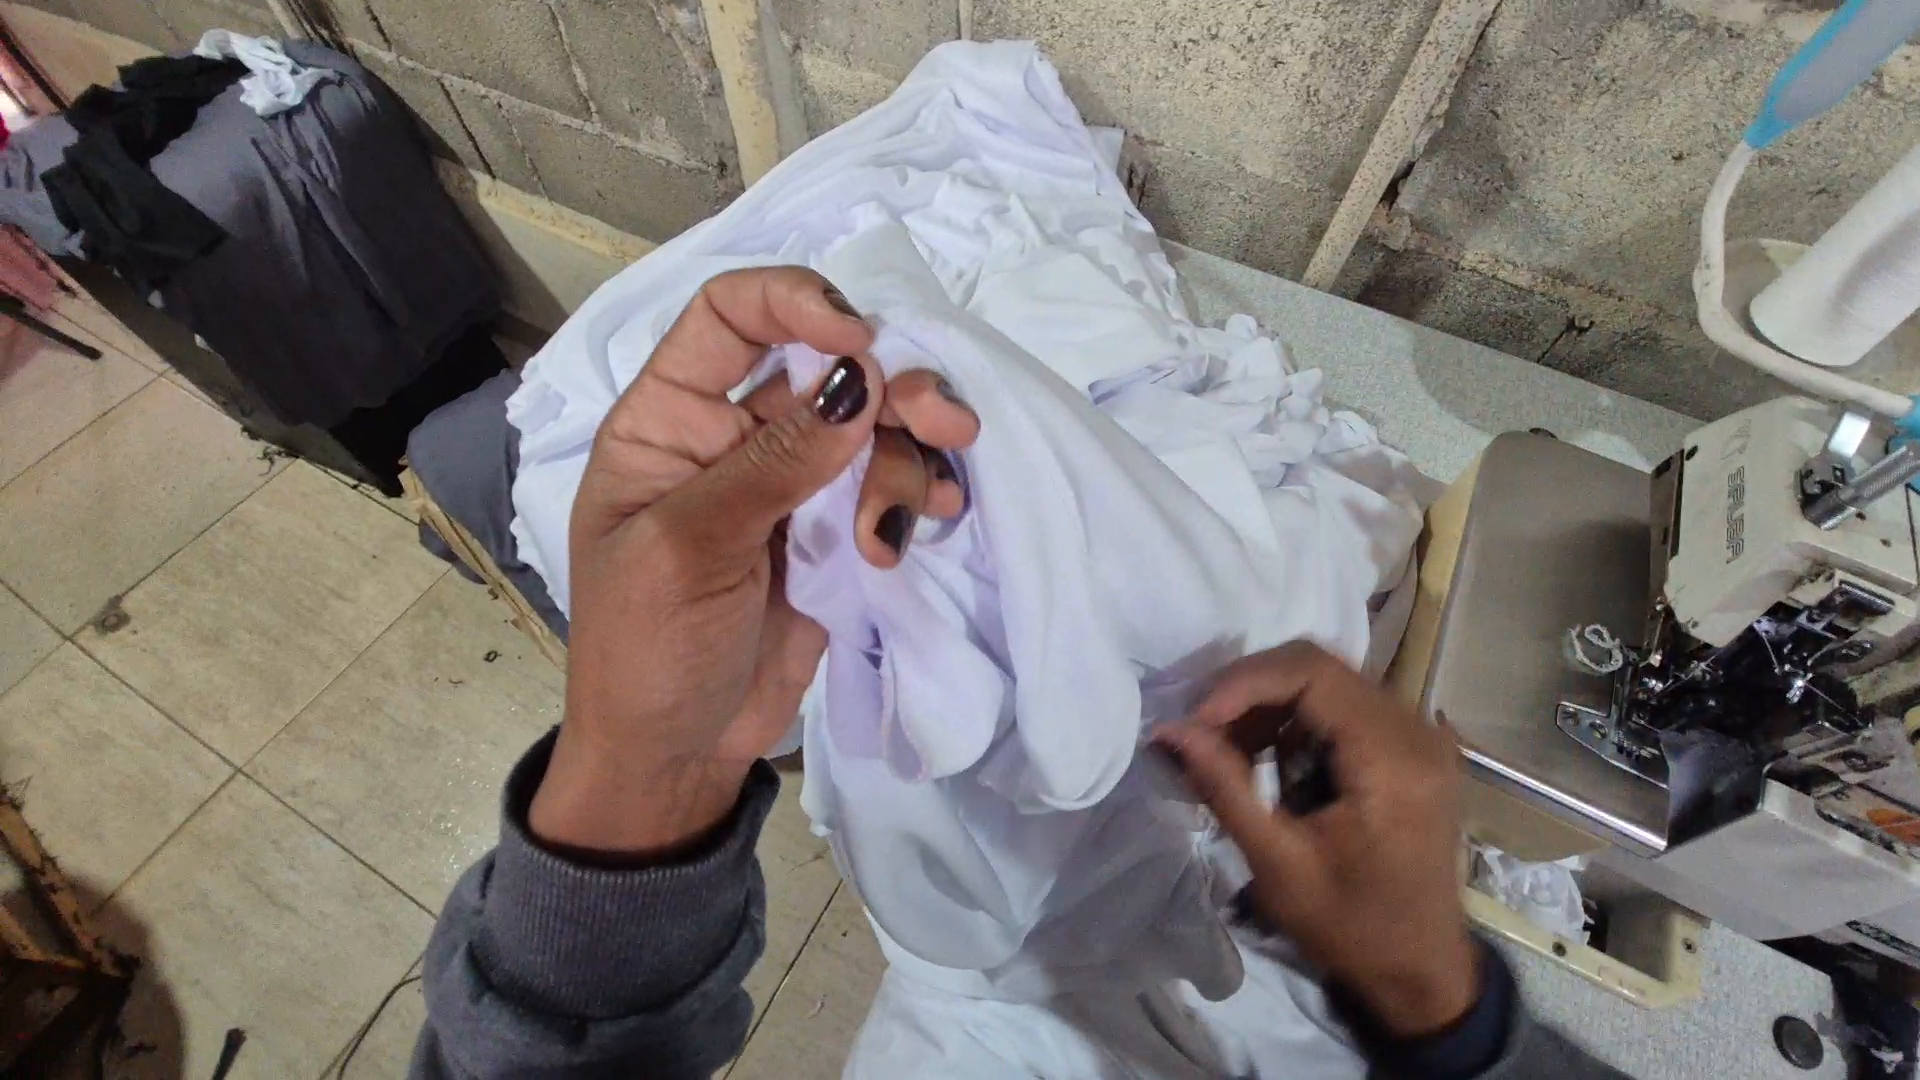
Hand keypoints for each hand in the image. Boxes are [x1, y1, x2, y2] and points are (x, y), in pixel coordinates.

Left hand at [529, 267, 978, 858]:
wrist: (681, 753)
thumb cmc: (648, 649)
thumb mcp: (690, 550)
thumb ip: (773, 465)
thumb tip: (858, 382)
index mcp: (671, 419)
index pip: (729, 316)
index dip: (795, 303)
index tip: (861, 342)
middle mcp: (736, 437)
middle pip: (825, 370)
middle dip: (890, 387)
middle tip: (944, 421)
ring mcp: (793, 486)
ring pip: (870, 429)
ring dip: (905, 458)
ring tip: (906, 520)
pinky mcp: (834, 532)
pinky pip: (887, 487)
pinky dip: (914, 494)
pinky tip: (927, 521)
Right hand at [1155, 642, 1476, 1037]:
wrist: (1423, 971)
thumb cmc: (1353, 927)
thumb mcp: (1278, 864)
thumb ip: (1223, 787)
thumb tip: (1168, 730)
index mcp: (1393, 759)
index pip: (1311, 672)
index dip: (1243, 682)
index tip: (1196, 720)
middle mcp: (1415, 730)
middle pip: (1315, 666)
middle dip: (1246, 689)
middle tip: (1202, 730)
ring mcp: (1415, 733)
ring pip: (1320, 677)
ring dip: (1262, 702)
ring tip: (1224, 747)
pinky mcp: (1404, 743)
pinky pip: (1335, 701)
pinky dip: (1287, 717)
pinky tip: (1260, 754)